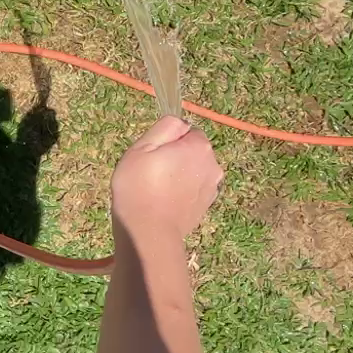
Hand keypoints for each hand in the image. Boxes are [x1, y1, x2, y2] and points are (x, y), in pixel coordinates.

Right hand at [110, 117, 221, 245]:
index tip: (151, 153)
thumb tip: (178, 122)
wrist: (149, 229)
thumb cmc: (139, 185)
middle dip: (175, 156)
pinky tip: (163, 200)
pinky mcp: (206, 205)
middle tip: (150, 170)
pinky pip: (193, 188)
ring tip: (155, 188)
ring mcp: (212, 187)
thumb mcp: (142, 147)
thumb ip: (165, 127)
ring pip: (193, 170)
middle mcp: (212, 164)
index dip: (167, 140)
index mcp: (198, 147)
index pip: (187, 131)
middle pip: (192, 151)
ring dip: (179, 174)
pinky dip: (181, 191)